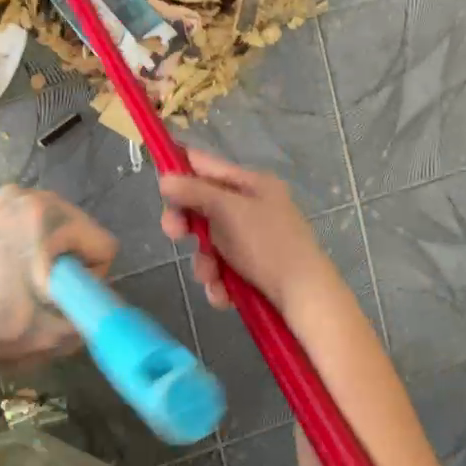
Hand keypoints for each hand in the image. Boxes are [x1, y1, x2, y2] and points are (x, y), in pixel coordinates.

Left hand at [0, 186, 116, 362]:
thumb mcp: (58, 335)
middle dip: (66, 260)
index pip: (102, 245)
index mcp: (51, 216)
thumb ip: (90, 317)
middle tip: (41, 295)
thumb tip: (91, 305)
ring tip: (13, 284)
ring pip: (41, 224)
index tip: (66, 301)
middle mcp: (24, 195)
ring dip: (38, 251)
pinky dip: (11, 240)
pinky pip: (9, 221)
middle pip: (73, 229)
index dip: (91, 279)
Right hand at [159, 150, 319, 308]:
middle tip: (173, 234)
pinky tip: (223, 294)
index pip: (206, 165)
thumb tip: (164, 179)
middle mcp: (252, 207)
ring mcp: (254, 240)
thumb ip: (193, 191)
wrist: (308, 300)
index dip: (179, 168)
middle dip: (186, 224)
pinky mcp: (254, 270)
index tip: (157, 182)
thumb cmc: (269, 245)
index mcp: (252, 184)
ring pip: (209, 242)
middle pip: (202, 206)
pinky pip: (223, 267)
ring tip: (211, 277)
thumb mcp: (228, 211)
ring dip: (203, 261)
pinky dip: (218, 280)